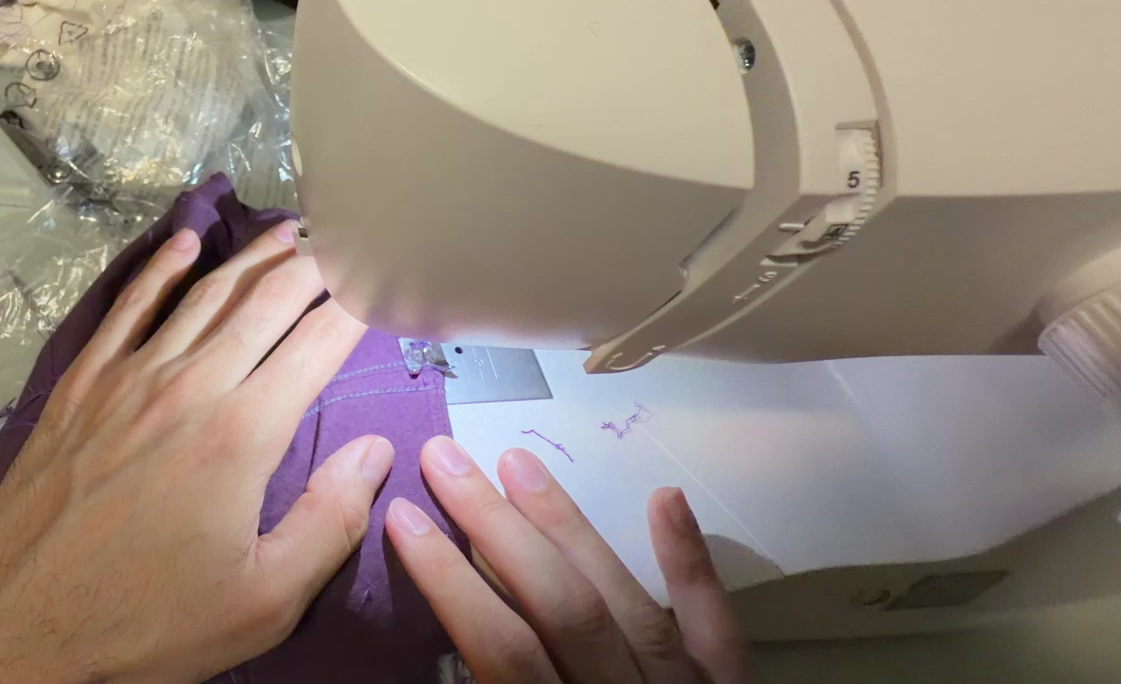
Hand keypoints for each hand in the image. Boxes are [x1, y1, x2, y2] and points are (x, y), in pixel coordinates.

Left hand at [0, 222, 392, 683]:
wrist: (17, 616)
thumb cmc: (145, 617)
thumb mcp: (260, 602)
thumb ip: (329, 521)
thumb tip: (374, 450)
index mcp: (243, 432)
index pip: (317, 344)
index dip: (357, 305)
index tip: (379, 281)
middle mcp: (192, 382)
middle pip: (266, 300)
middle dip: (313, 264)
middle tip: (342, 241)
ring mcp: (133, 371)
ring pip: (206, 293)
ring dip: (252, 256)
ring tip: (286, 231)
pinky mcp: (86, 375)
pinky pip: (130, 305)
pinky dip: (161, 269)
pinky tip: (185, 242)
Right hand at [386, 438, 750, 682]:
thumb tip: (422, 662)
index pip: (503, 652)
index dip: (448, 580)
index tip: (402, 515)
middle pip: (564, 608)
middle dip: (495, 525)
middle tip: (443, 457)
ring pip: (628, 603)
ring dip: (567, 525)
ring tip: (514, 461)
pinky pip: (718, 634)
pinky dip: (694, 568)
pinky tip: (666, 497)